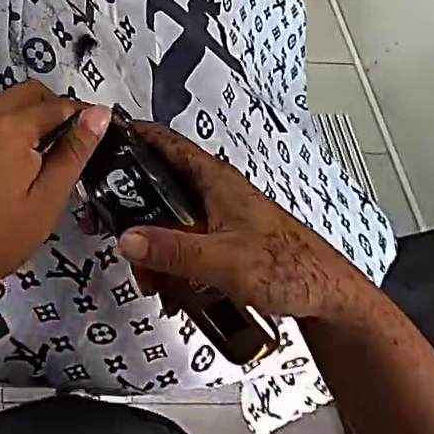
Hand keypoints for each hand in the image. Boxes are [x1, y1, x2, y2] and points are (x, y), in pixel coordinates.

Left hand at [0, 81, 105, 313]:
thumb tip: (99, 112)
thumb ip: (73, 153)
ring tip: (43, 164)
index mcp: (11, 127)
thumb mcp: (45, 201)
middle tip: (70, 151)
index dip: (84, 117)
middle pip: (30, 94)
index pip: (58, 105)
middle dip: (56, 111)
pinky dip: (8, 131)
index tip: (101, 138)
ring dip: (30, 120)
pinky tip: (12, 170)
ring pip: (7, 106)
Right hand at [115, 122, 370, 321]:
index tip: (103, 139)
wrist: (330, 298)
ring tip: (151, 277)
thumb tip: (129, 239)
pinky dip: (171, 258)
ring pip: (170, 216)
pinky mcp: (224, 237)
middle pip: (159, 184)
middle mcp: (215, 190)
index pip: (165, 141)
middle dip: (134, 209)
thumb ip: (173, 250)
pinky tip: (171, 285)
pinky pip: (185, 239)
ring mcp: (219, 214)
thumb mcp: (224, 261)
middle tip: (114, 229)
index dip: (133, 135)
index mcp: (215, 179)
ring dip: (153, 243)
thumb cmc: (292, 268)